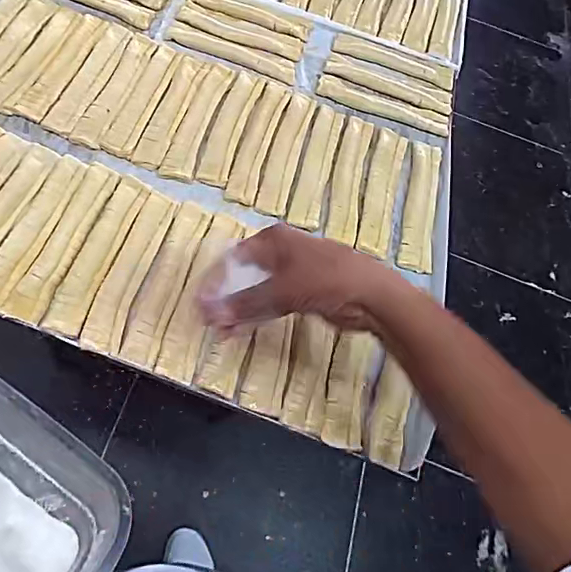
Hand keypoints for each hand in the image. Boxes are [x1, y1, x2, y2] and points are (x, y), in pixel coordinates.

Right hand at [196, 224, 405, 334]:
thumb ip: (245, 304)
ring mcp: (293, 271)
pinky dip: (257, 314)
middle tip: (207, 321)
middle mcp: (281, 250)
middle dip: (226, 297)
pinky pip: (272, 302)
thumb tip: (208, 314)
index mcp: (273, 239)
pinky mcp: (303, 291)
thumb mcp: (281, 291)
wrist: (371, 295)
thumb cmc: (325, 280)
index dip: (215, 281)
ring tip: (221, 332)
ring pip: (257, 290)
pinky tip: (242, 330)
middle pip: (243, 273)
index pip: (232, 258)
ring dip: (239, 309)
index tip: (199, 305)